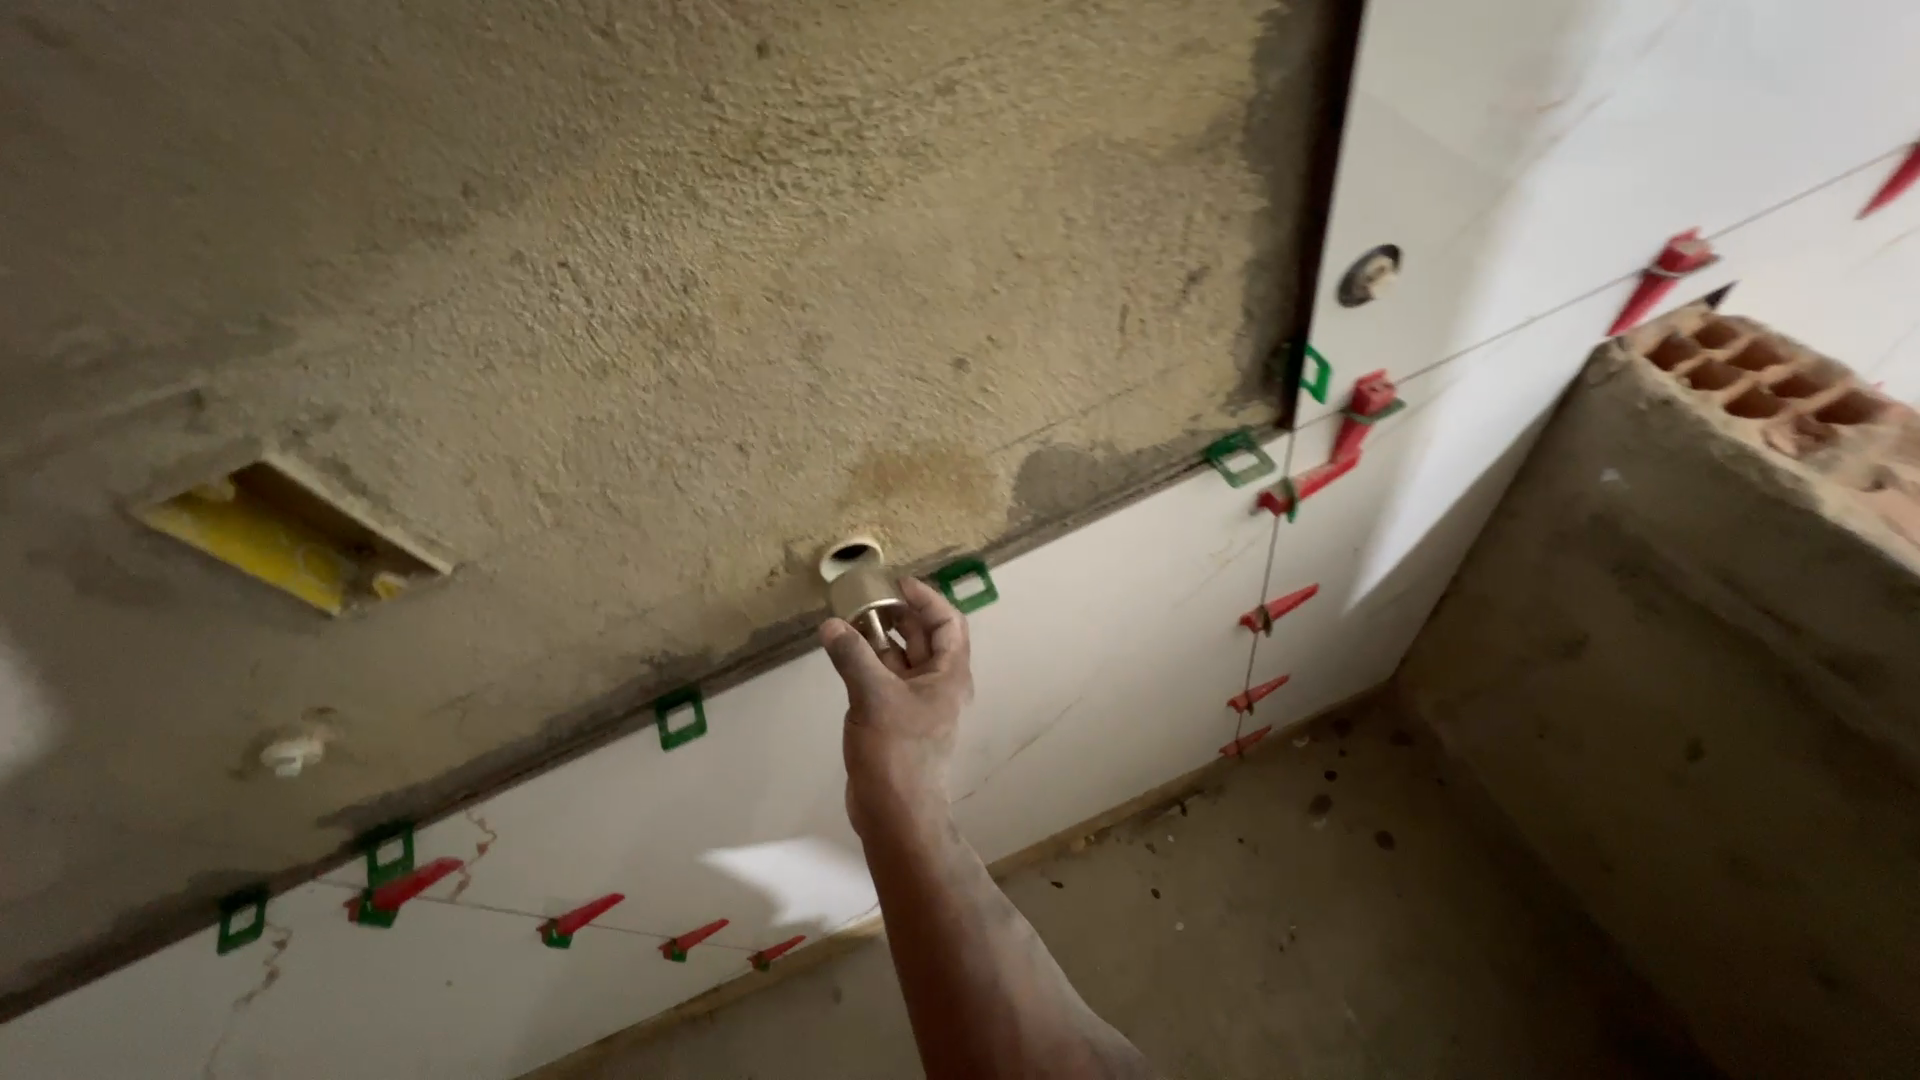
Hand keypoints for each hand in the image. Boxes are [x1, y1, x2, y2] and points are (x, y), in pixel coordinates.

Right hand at [820, 576, 972, 835]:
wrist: (896, 812)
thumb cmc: (897, 752)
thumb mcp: (873, 697)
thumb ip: (853, 656)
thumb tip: (832, 625)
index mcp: (949, 675)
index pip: (948, 623)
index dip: (927, 599)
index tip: (898, 584)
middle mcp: (938, 684)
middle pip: (924, 638)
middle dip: (897, 615)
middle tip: (866, 599)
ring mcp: (916, 703)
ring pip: (901, 658)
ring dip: (879, 638)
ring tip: (850, 619)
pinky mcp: (894, 719)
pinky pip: (884, 679)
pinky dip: (868, 662)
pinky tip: (844, 652)